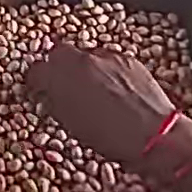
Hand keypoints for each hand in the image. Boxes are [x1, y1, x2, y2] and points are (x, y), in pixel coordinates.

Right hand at [26, 46, 191, 172]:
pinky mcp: (127, 59)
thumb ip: (56, 103)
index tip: (38, 88)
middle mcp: (81, 60)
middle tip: (62, 83)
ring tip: (92, 88)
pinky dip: (105, 69)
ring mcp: (106, 57)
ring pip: (85, 54)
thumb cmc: (111, 139)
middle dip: (58, 65)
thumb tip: (49, 95)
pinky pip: (108, 59)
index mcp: (62, 78)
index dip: (36, 80)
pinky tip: (113, 88)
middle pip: (59, 53)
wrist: (155, 136)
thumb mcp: (73, 126)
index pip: (37, 70)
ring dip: (83, 67)